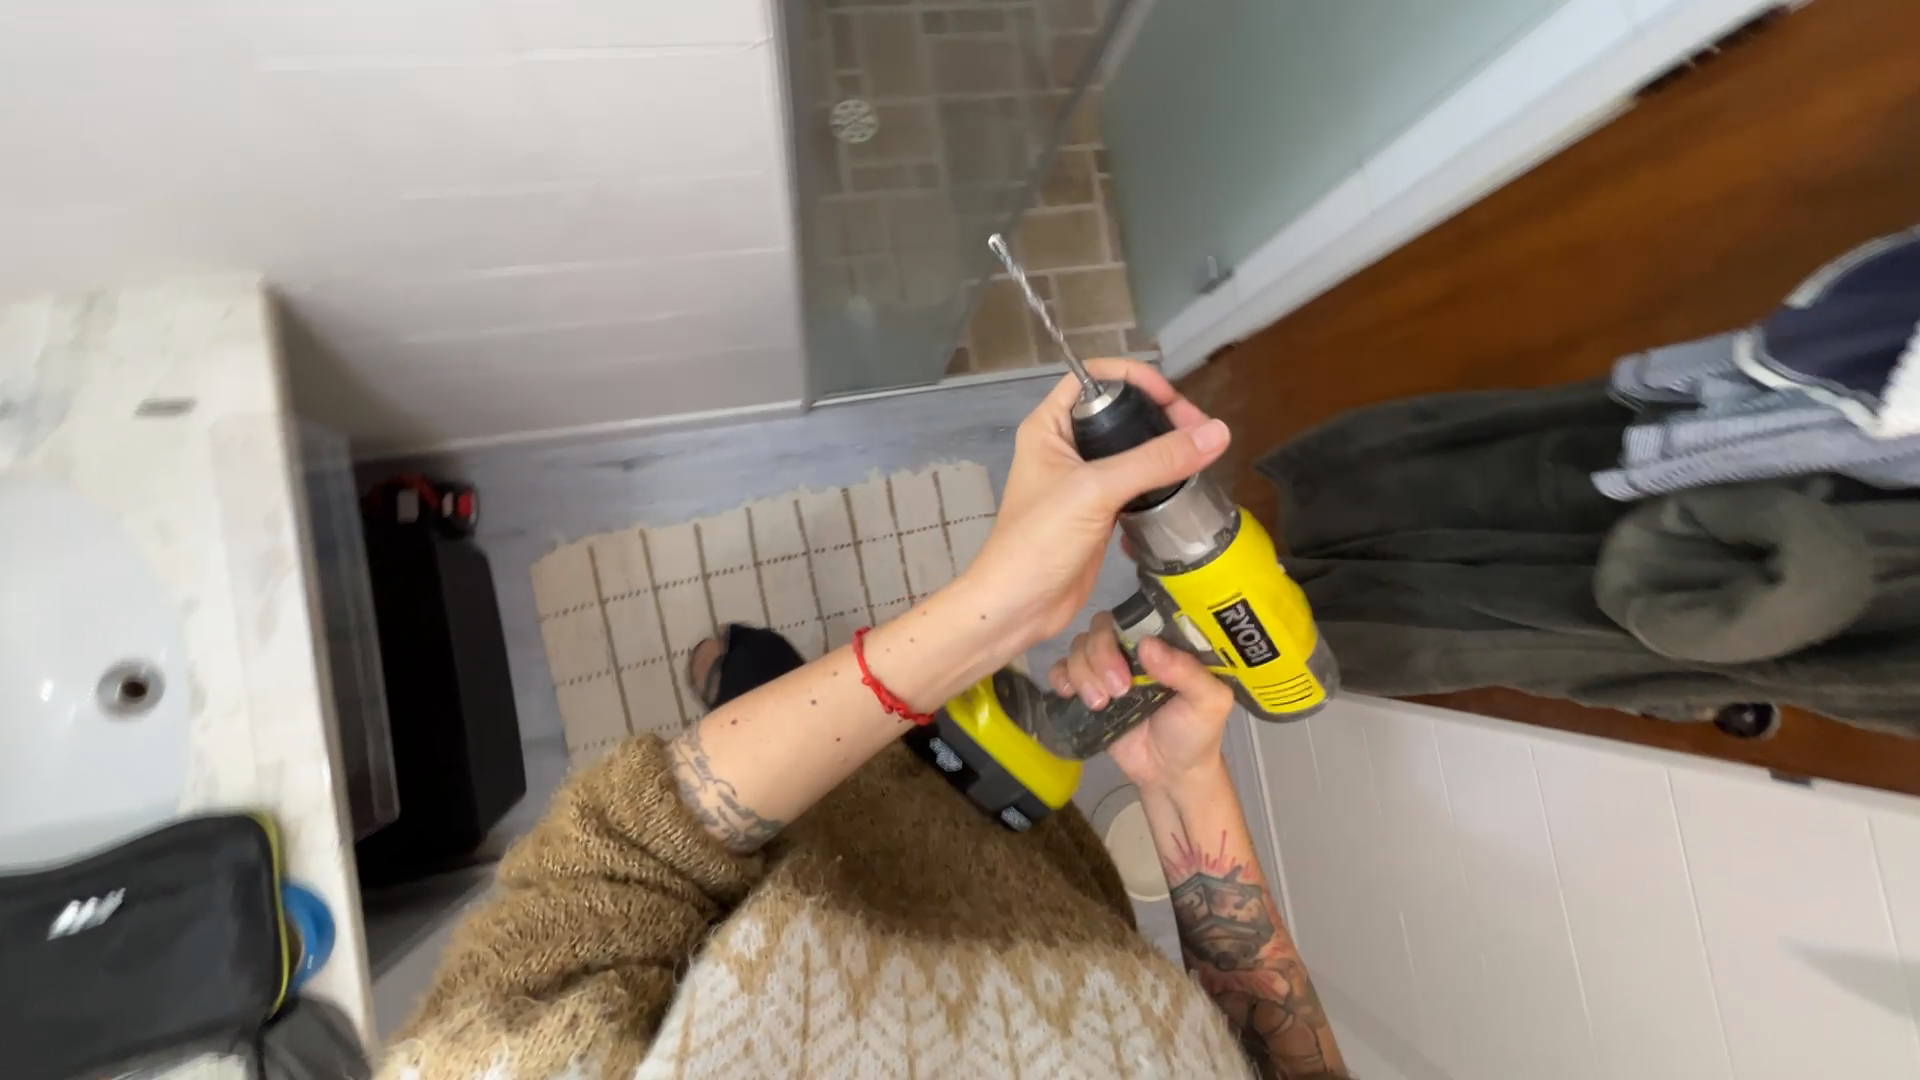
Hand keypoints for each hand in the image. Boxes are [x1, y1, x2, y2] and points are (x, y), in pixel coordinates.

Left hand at [962, 359, 1229, 652]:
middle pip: (1118, 412)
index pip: (1092, 378)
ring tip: (1200, 456)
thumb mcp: (1096, 491)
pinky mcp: (1098, 512)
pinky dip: (1158, 483)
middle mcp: (1064, 447)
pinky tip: (1182, 488)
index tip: (1170, 398)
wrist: (1019, 605)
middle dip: (1159, 415)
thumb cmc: (1040, 540)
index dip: (1133, 378)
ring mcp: (1082, 481)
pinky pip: (1135, 484)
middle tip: (1198, 431)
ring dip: (1163, 450)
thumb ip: (1155, 460)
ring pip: (1130, 450)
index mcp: (1048, 427)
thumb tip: (1216, 433)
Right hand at [1049, 618, 1235, 795]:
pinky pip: (1060, 669)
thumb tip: (1147, 645)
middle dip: (1101, 656)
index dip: (1126, 629)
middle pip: (1100, 628)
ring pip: (1078, 647)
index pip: (1136, 617)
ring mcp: (1105, 668)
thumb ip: (1187, 671)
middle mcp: (1131, 649)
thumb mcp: (1209, 702)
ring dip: (1083, 673)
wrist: (1169, 774)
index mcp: (1162, 644)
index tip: (1135, 658)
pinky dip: (1060, 677)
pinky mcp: (1085, 689)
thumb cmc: (1195, 732)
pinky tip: (1070, 694)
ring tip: (1100, 704)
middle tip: (1119, 690)